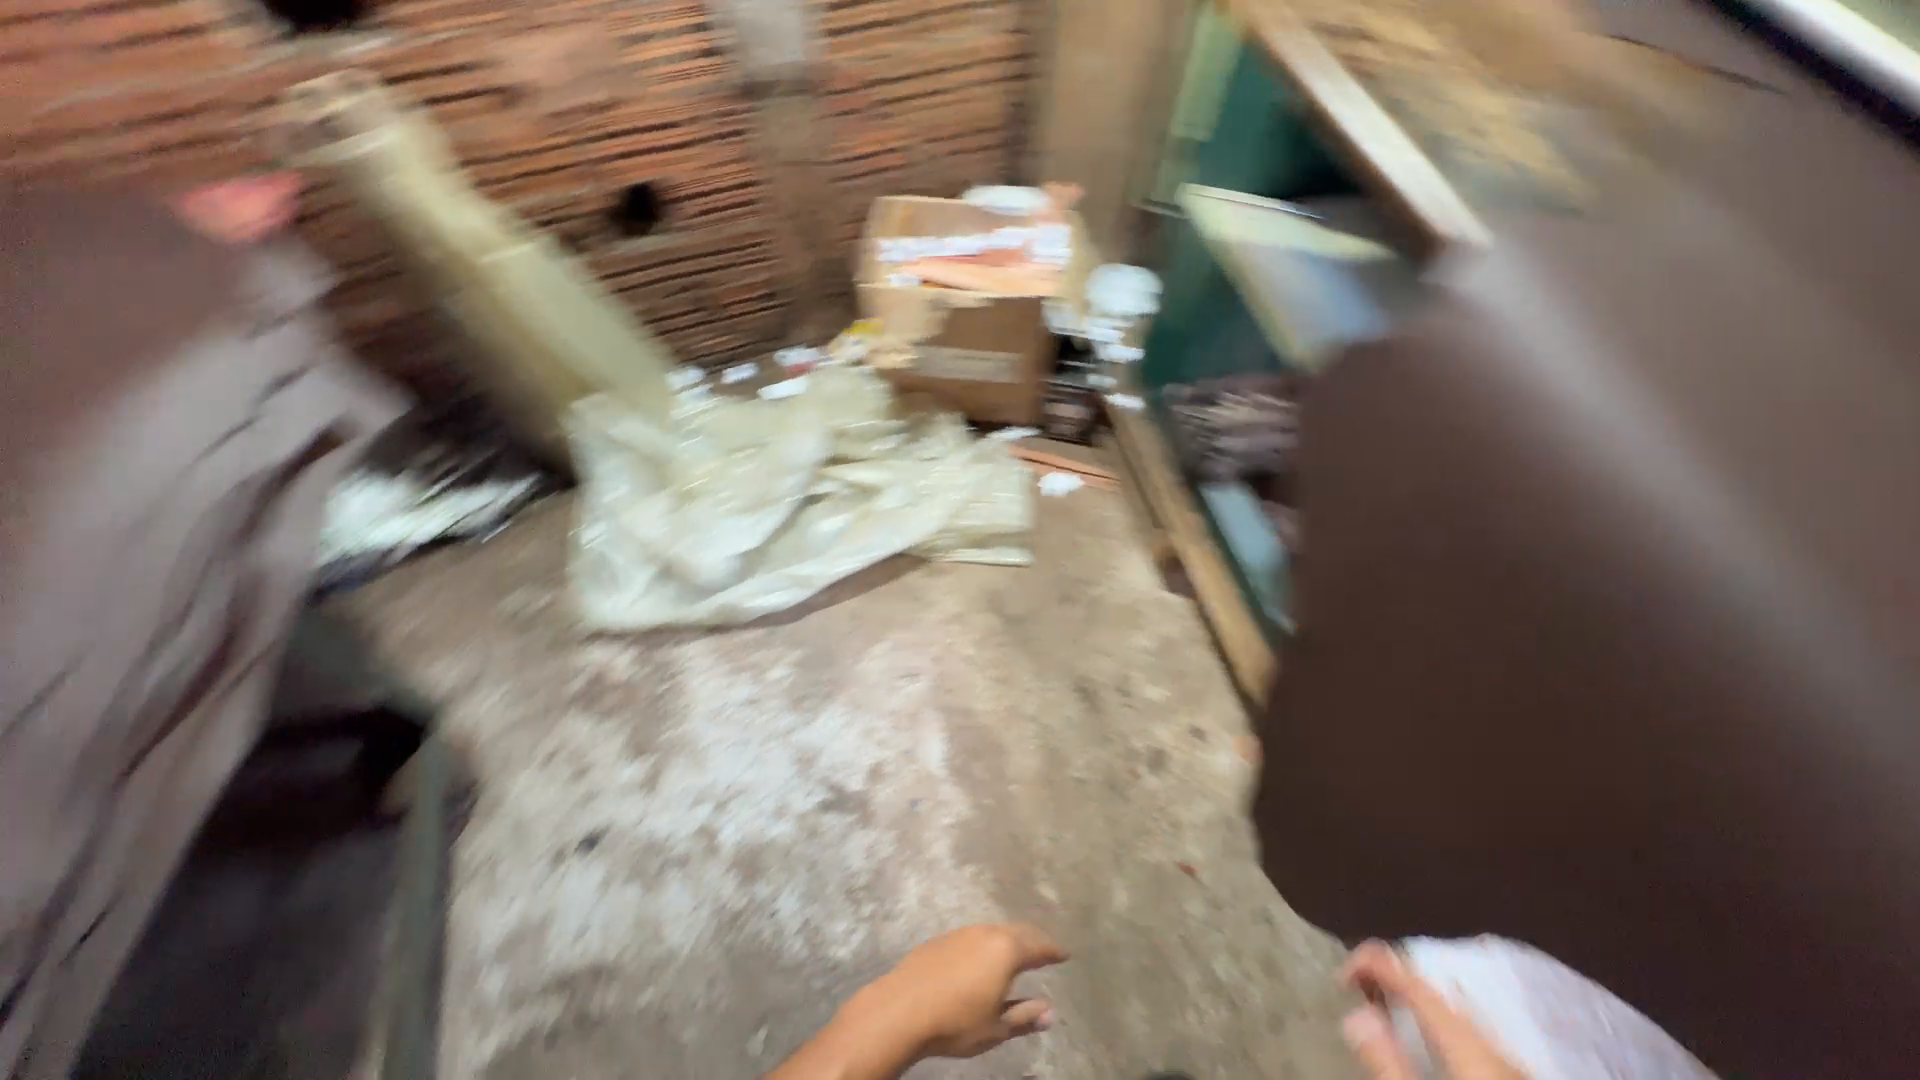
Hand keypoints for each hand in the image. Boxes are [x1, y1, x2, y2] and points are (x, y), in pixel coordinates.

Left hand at [868, 923, 1067, 1058]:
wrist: (901, 1008)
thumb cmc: (955, 1022)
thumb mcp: (996, 1027)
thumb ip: (1025, 1018)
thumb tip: (1050, 1012)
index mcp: (1006, 951)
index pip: (1038, 946)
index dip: (1053, 951)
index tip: (1065, 954)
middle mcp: (986, 933)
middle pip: (1018, 932)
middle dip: (1034, 940)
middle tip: (1046, 949)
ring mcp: (961, 933)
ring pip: (994, 931)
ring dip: (1009, 939)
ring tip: (1017, 952)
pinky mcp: (941, 939)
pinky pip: (974, 936)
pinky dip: (987, 943)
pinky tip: (982, 957)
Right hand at [1340, 941, 1528, 1079]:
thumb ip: (1389, 1064)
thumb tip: (1357, 1016)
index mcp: (1466, 1042)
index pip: (1414, 981)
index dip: (1375, 965)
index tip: (1342, 977)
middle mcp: (1490, 1042)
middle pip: (1435, 989)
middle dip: (1393, 980)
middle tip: (1357, 990)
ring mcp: (1507, 1061)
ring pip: (1454, 1010)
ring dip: (1414, 1000)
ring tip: (1382, 1009)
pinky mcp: (1512, 1076)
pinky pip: (1468, 1031)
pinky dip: (1436, 1021)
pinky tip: (1426, 1042)